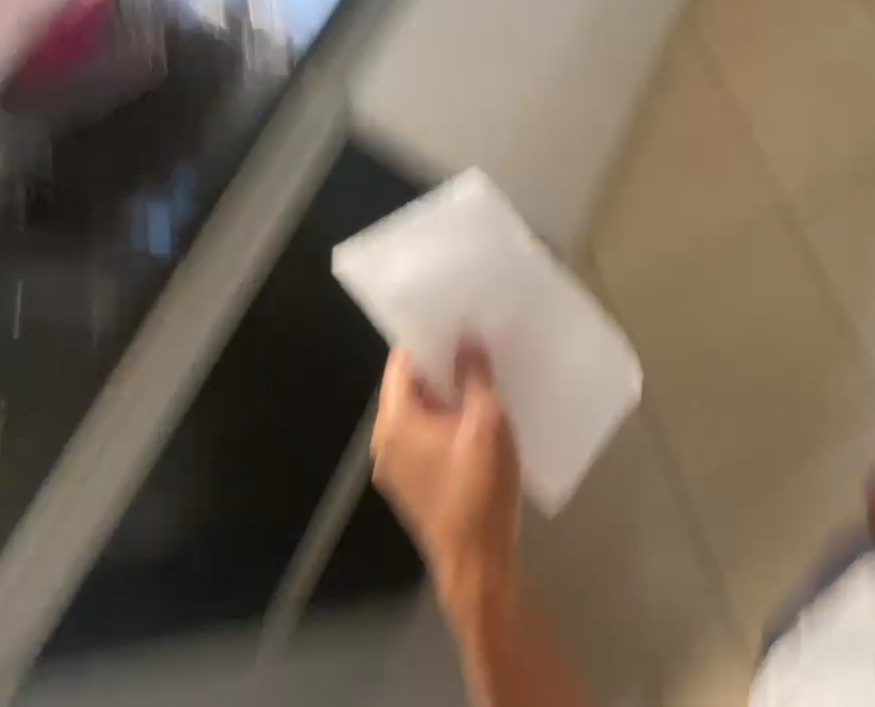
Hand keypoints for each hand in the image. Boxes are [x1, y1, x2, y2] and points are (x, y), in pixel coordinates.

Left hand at [371, 343, 520, 612]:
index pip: (403, 365)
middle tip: (481, 337)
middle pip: (412, 386)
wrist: (476, 559)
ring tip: (488, 368)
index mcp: (396, 424)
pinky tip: (483, 410)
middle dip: (445, 362)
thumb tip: (468, 339)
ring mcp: (399, 464)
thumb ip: (476, 378)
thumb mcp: (487, 424)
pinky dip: (452, 415)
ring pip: (423, 410)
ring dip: (451, 390)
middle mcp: (387, 441)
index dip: (430, 337)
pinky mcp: (417, 479)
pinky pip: (429, 432)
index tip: (460, 316)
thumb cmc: (480, 487)